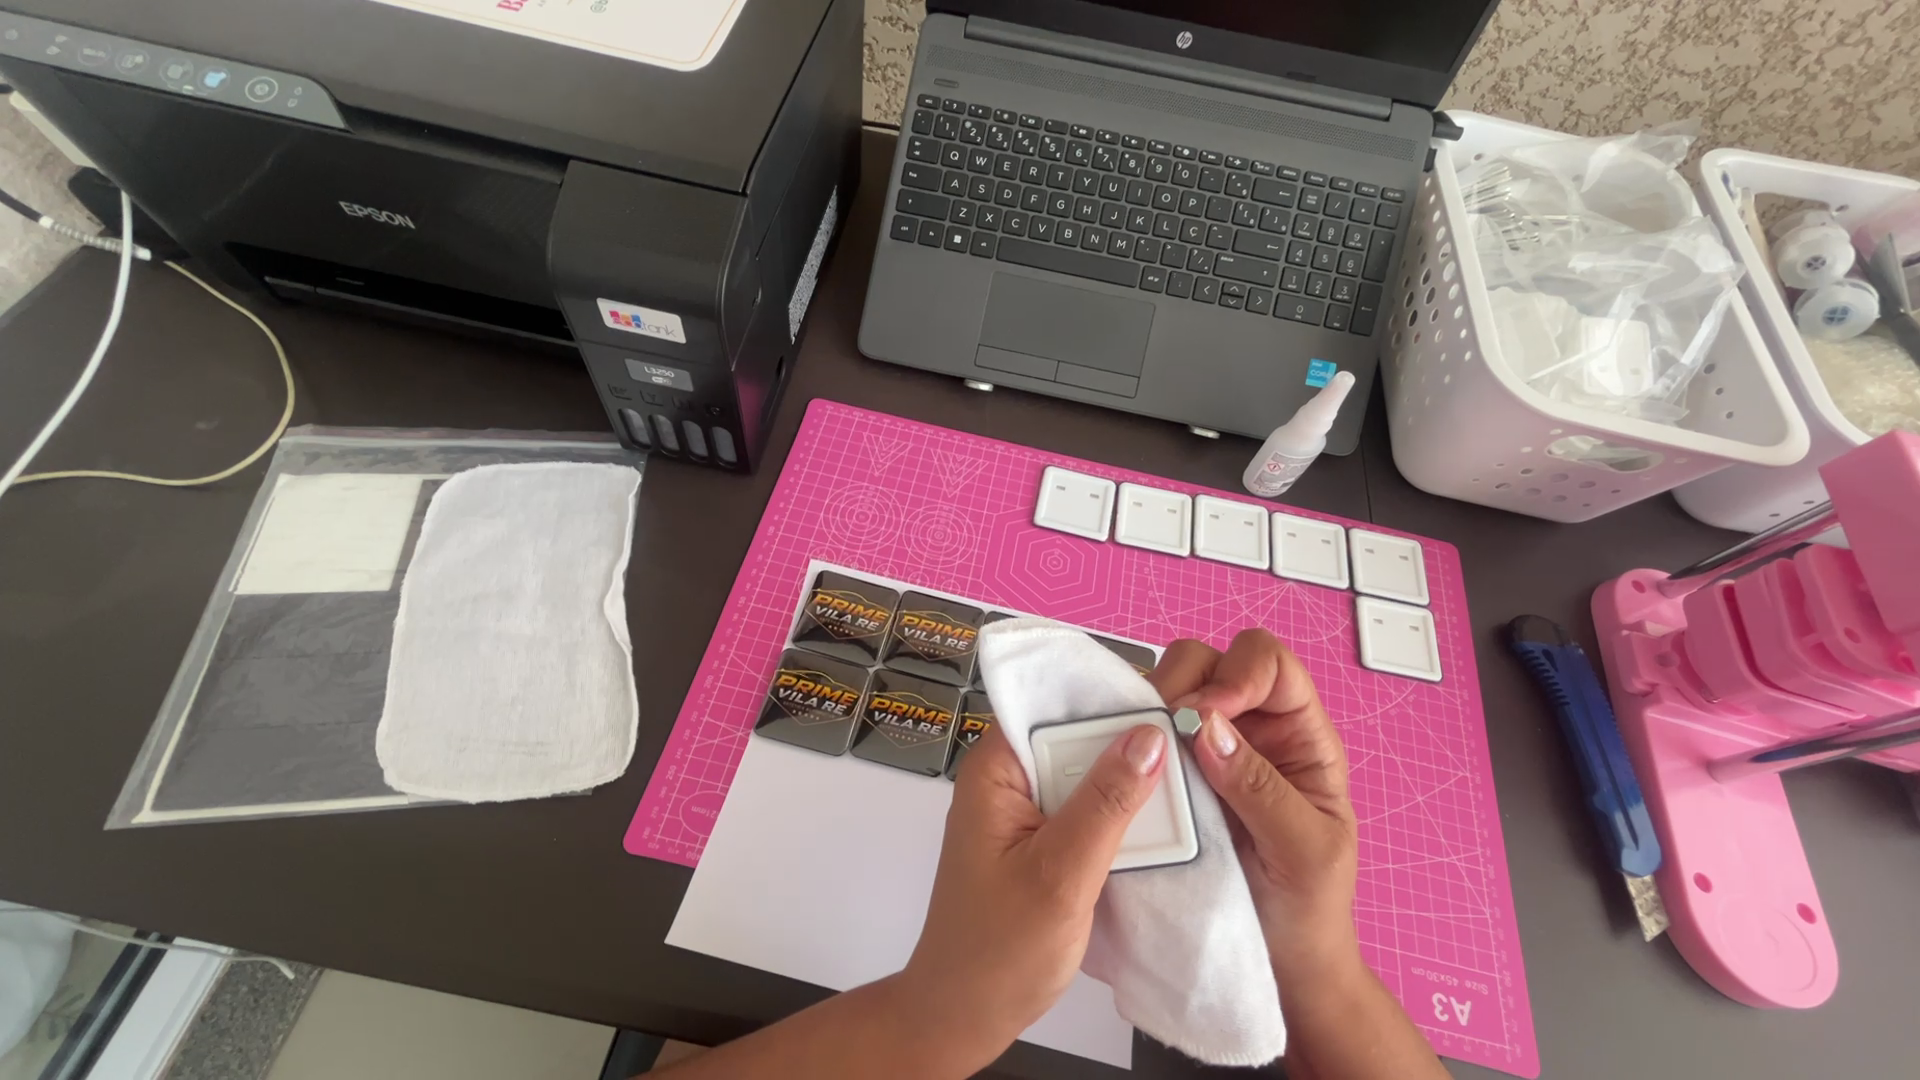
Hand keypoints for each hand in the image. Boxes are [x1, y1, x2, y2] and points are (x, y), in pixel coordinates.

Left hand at [902, 721, 1167, 1068]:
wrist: (966, 1016)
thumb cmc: (1000, 949)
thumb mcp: (1061, 872)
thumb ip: (1105, 803)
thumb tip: (1148, 736)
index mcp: (995, 771)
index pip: (1048, 709)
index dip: (1103, 702)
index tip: (1162, 703)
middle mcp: (1006, 780)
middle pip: (1071, 740)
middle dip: (1124, 743)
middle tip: (1188, 743)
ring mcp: (1023, 812)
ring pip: (1083, 776)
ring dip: (1126, 783)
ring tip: (1186, 778)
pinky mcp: (1040, 841)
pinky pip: (1083, 810)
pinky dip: (1117, 815)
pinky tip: (1158, 820)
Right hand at [1149, 629, 1361, 989]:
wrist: (1278, 961)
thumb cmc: (1309, 905)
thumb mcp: (1304, 850)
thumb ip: (1261, 787)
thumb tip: (1207, 727)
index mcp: (1299, 733)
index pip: (1270, 665)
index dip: (1236, 675)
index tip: (1203, 717)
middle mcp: (1251, 728)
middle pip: (1210, 662)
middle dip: (1183, 686)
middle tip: (1165, 734)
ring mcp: (1206, 748)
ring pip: (1171, 689)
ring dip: (1152, 708)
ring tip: (1146, 754)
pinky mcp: (1171, 771)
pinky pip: (1145, 731)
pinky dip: (1131, 735)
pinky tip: (1127, 764)